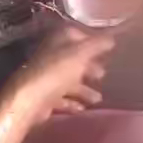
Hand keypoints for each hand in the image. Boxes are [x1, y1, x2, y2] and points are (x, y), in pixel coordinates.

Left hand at [0, 26, 114, 126]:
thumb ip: (97, 44)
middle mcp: (50, 57)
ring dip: (84, 89)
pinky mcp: (44, 97)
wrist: (31, 100)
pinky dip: (73, 102)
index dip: (90, 39)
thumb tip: (112, 37)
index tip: (106, 48)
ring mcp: (46, 78)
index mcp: (57, 42)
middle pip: (72, 59)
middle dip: (89, 66)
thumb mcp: (80, 54)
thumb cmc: (57, 72)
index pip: (74, 34)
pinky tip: (83, 108)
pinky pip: (62, 98)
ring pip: (68, 81)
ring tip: (98, 98)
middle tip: (103, 74)